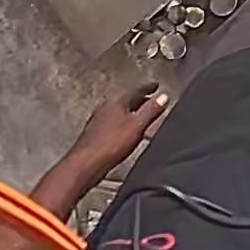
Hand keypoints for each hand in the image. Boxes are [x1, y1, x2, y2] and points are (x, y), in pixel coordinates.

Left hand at [35, 84, 170, 212]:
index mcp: (116, 102)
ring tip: (140, 117)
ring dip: (130, 112)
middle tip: (150, 100)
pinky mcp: (94, 133)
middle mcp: (105, 107)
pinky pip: (112, 122)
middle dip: (139, 100)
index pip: (136, 90)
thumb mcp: (138, 125)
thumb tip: (163, 97)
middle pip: (126, 100)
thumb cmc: (110, 143)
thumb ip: (151, 110)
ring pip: (118, 111)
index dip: (148, 88)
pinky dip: (122, 123)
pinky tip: (125, 132)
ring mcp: (98, 120)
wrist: (86, 164)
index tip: (155, 86)